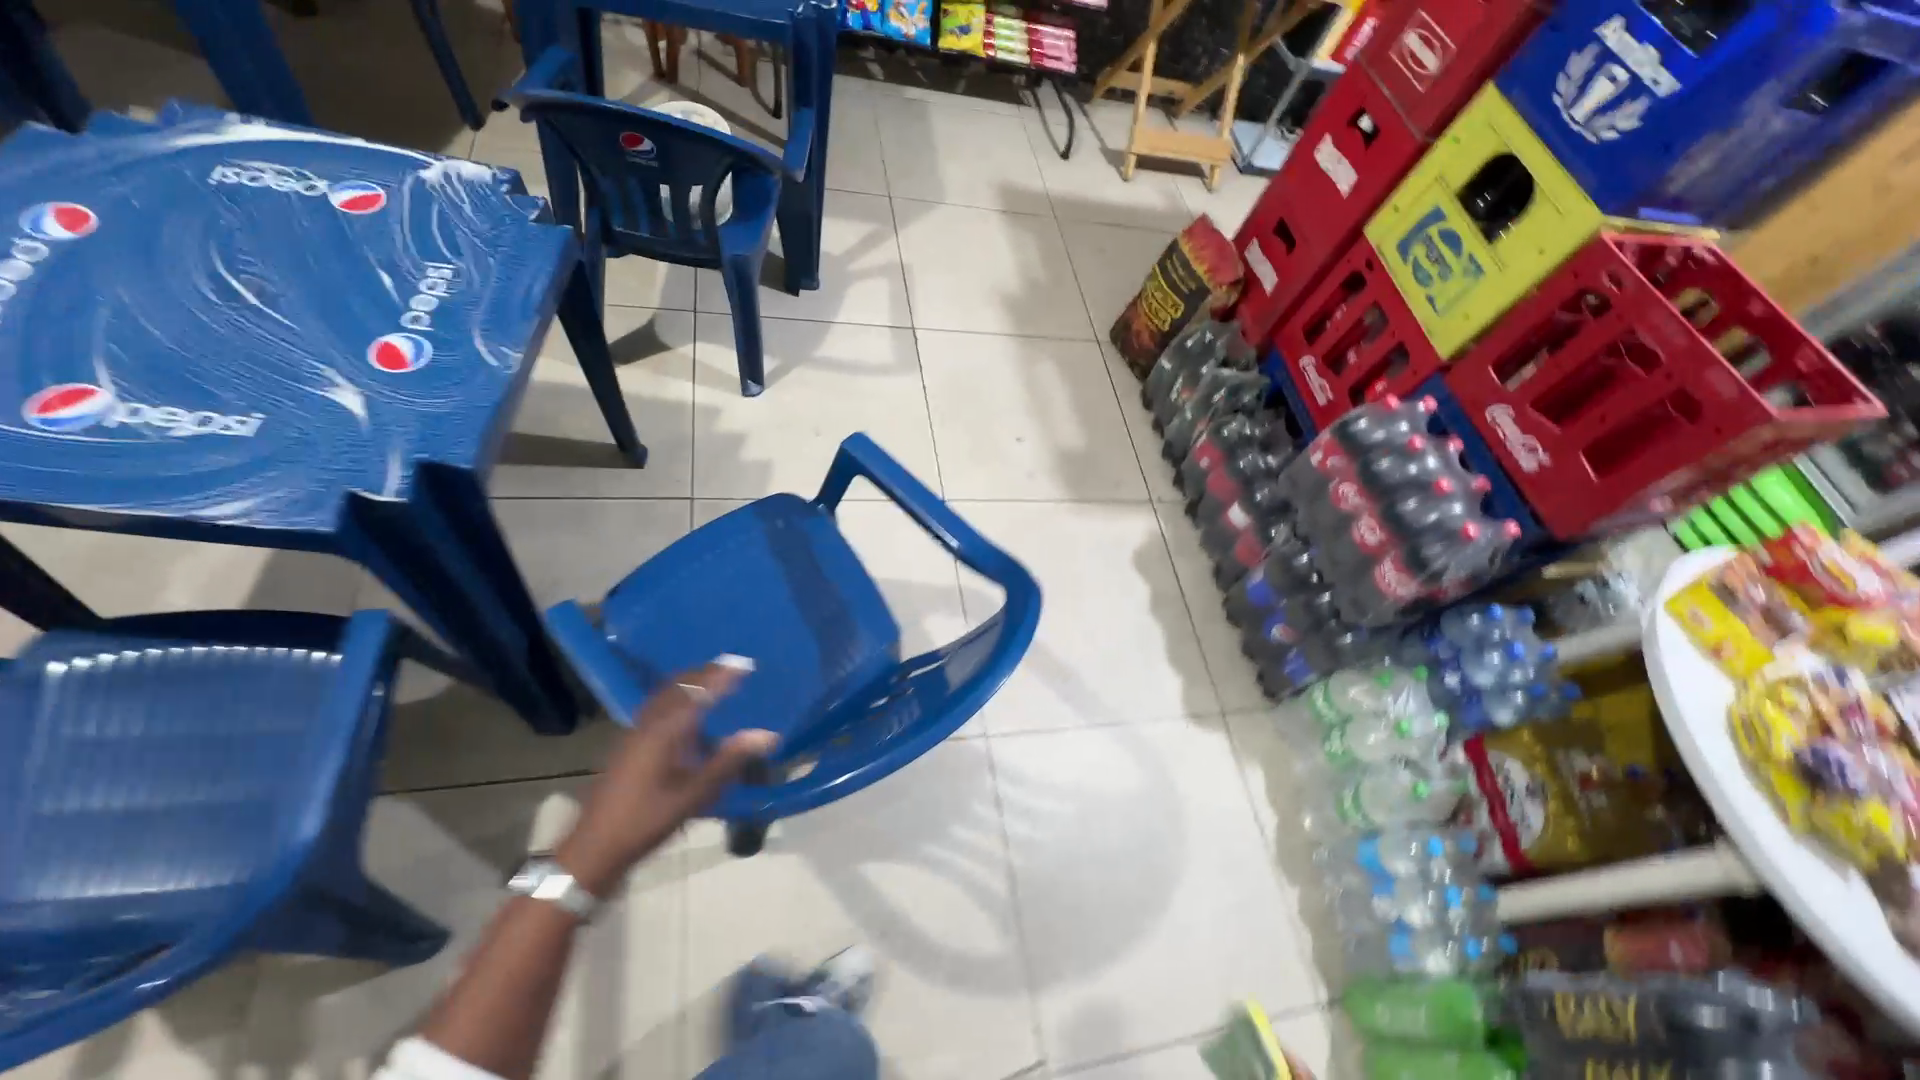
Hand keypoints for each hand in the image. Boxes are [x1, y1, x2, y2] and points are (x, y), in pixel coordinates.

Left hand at [555, 656, 775, 894]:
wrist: (594, 848)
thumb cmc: (646, 822)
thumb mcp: (693, 795)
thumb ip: (728, 762)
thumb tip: (767, 734)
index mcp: (663, 732)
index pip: (697, 692)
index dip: (721, 676)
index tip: (744, 664)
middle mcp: (647, 725)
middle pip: (676, 687)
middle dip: (703, 674)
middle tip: (729, 667)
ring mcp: (633, 735)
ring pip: (663, 697)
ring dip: (687, 685)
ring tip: (710, 682)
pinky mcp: (627, 747)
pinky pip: (655, 710)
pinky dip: (675, 700)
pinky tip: (686, 717)